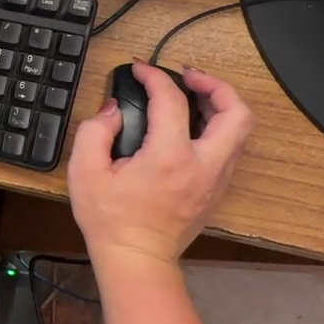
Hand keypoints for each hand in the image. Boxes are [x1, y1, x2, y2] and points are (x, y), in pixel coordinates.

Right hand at [67, 64, 253, 270]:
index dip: (155, 77)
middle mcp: (203, 164)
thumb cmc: (108, 216)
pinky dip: (216, 125)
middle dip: (216, 85)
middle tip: (188, 76)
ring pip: (240, 129)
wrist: (136, 254)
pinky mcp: (216, 187)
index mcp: (168, 157)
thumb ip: (95, 131)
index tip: (138, 69)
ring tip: (191, 95)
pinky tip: (190, 124)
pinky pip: (230, 146)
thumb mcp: (84, 170)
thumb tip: (113, 110)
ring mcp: (216, 177)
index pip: (172, 102)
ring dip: (220, 104)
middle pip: (236, 112)